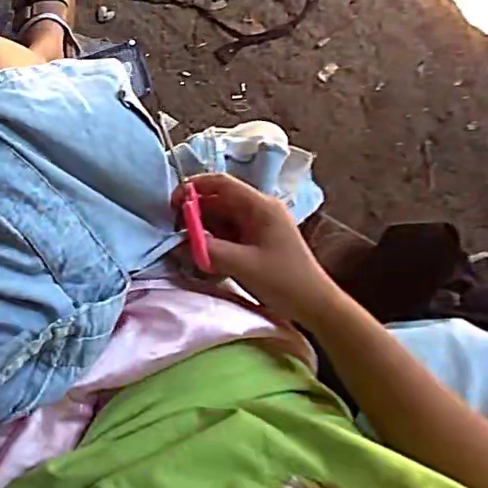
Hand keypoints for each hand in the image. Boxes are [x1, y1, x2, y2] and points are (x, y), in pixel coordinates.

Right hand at [182, 173, 339, 325]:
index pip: (221, 183)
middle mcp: (258, 210)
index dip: (193, 188)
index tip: (172, 205)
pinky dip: (211, 240)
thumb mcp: (243, 265)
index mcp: (260, 206)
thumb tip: (182, 241)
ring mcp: (257, 226)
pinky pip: (226, 233)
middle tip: (175, 231)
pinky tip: (200, 253)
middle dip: (194, 211)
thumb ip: (210, 249)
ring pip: (220, 217)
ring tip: (185, 245)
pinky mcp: (255, 241)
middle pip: (218, 200)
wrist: (315, 304)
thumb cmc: (284, 281)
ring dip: (201, 228)